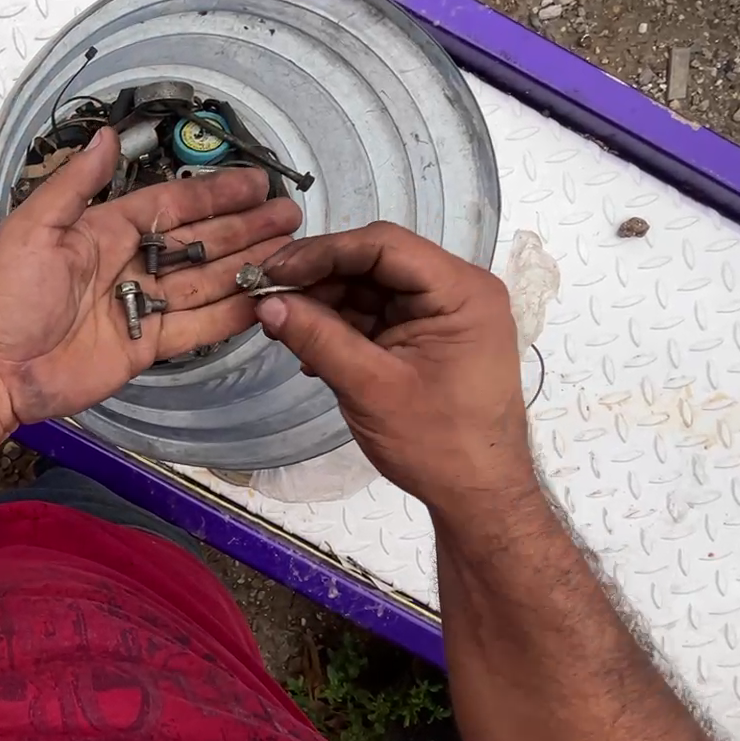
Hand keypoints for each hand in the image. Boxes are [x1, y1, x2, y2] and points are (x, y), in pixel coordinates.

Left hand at [0, 128, 301, 424]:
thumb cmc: (8, 297)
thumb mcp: (33, 230)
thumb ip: (74, 185)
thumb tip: (105, 136)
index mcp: (105, 232)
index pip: (171, 206)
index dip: (214, 195)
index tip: (255, 184)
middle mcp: (130, 265)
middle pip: (198, 241)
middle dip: (244, 228)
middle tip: (290, 216)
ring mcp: (141, 305)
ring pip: (205, 282)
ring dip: (246, 267)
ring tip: (291, 252)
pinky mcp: (147, 344)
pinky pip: (196, 326)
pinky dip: (229, 316)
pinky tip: (263, 302)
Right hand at [253, 222, 532, 509]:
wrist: (475, 494)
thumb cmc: (436, 442)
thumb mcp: (369, 386)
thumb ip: (317, 338)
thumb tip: (264, 303)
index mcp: (460, 292)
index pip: (383, 246)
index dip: (322, 252)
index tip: (271, 273)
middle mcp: (452, 291)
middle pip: (371, 263)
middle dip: (316, 278)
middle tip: (265, 297)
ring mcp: (436, 314)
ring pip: (364, 288)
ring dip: (319, 304)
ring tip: (278, 326)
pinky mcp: (419, 337)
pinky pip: (368, 316)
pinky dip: (334, 327)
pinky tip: (306, 350)